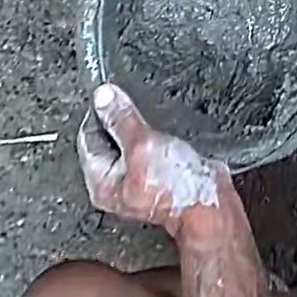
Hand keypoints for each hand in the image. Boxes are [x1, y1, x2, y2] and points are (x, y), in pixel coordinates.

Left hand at [77, 83, 231, 235]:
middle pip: (107, 138)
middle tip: (131, 101)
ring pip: (128, 140)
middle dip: (118, 117)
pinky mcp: (155, 172)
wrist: (208, 201)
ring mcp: (135, 177)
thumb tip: (102, 96)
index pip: (88, 137)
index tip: (112, 94)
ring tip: (148, 114)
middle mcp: (115, 182)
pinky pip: (146, 145)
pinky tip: (162, 127)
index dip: (99, 112)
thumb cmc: (173, 186)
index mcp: (101, 182)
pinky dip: (152, 132)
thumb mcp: (142, 144)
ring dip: (137, 124)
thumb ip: (120, 119)